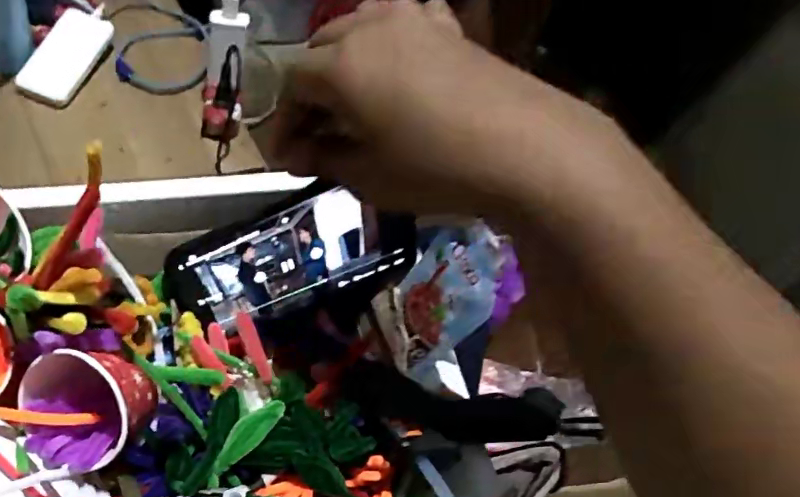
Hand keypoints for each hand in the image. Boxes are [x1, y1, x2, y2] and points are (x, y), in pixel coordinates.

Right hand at [261, 0, 607, 217]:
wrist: (517, 146)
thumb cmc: (430, 169)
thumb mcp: (367, 176)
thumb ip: (325, 158)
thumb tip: (299, 153)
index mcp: (341, 65)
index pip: (291, 84)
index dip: (282, 123)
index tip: (285, 159)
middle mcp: (369, 26)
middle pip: (319, 49)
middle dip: (308, 93)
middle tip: (311, 138)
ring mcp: (412, 17)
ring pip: (356, 29)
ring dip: (342, 65)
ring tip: (347, 108)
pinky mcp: (445, 26)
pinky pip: (399, 25)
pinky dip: (383, 49)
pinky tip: (390, 77)